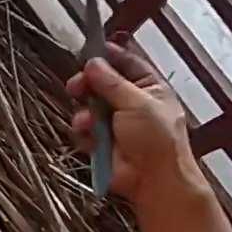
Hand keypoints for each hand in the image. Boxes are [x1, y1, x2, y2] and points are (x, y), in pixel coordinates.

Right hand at [67, 43, 200, 205]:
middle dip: (87, 86)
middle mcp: (129, 102)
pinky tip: (89, 137)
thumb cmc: (155, 138)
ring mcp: (114, 123)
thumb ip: (111, 82)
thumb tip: (92, 62)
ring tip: (87, 122)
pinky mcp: (100, 142)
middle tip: (75, 87)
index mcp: (148, 88)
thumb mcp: (137, 103)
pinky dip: (84, 133)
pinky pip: (84, 130)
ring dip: (84, 113)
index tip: (88, 51)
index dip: (107, 56)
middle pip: (100, 84)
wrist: (153, 179)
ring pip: (87, 107)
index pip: (125, 63)